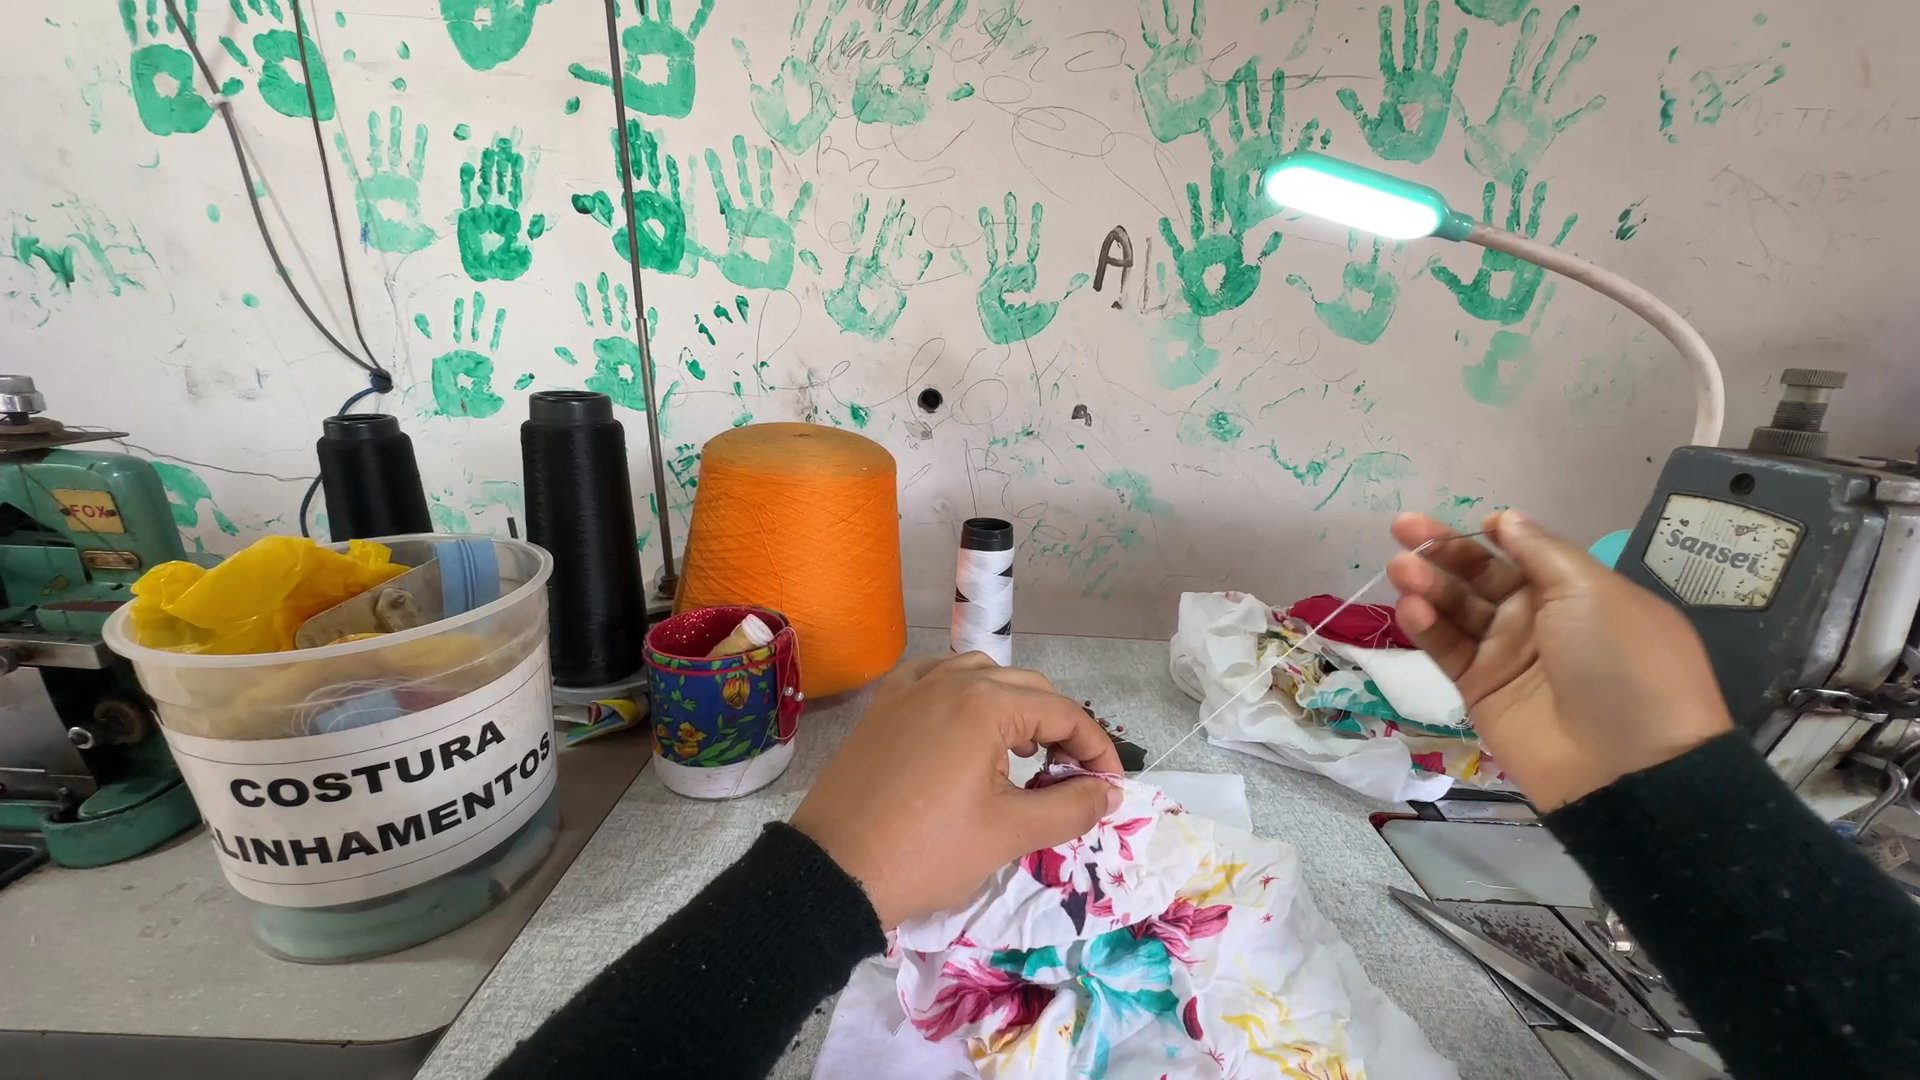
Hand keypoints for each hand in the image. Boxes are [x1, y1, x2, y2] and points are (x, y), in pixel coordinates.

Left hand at [790, 653, 1123, 927]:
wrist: (833, 871)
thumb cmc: (928, 852)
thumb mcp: (1009, 833)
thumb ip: (1071, 807)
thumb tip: (1109, 792)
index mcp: (985, 704)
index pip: (1062, 712)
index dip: (1095, 749)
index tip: (1108, 787)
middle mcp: (950, 680)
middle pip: (1026, 687)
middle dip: (1058, 728)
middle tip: (1068, 777)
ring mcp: (910, 687)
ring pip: (981, 673)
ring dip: (1012, 704)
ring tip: (1021, 751)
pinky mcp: (883, 705)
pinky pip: (933, 677)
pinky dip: (961, 691)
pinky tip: (962, 722)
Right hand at [1386, 510, 1732, 809]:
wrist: (1628, 766)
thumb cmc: (1624, 664)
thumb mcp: (1593, 592)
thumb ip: (1540, 552)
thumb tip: (1504, 518)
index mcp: (1576, 592)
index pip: (1519, 552)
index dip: (1487, 535)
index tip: (1463, 523)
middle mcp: (1538, 618)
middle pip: (1478, 575)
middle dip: (1440, 551)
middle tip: (1401, 529)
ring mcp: (1505, 653)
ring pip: (1454, 608)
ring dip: (1426, 585)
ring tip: (1400, 571)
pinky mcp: (1477, 686)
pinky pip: (1445, 648)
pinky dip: (1425, 626)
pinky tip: (1410, 609)